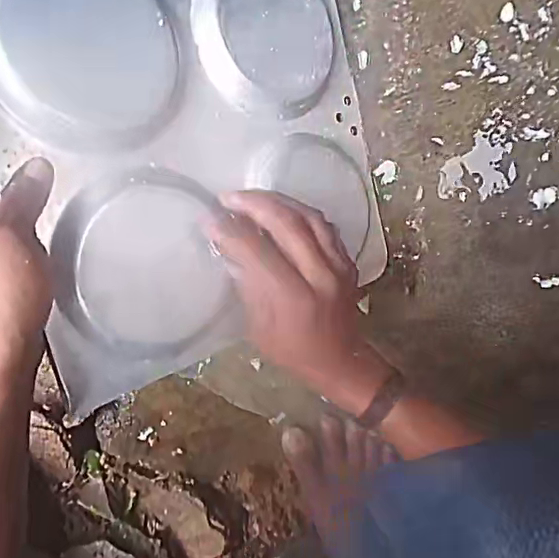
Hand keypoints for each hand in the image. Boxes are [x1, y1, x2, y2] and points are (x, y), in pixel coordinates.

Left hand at [0, 132, 55, 381]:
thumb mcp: (10, 235)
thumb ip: (22, 195)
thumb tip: (35, 167)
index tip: (21, 132)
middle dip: (9, 170)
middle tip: (47, 164)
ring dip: (21, 199)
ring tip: (53, 193)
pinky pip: (6, 228)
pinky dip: (25, 223)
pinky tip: (47, 225)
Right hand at [205, 191, 392, 413]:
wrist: (340, 359)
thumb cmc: (293, 350)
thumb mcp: (258, 326)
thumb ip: (247, 284)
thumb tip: (227, 244)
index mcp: (294, 298)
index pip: (258, 250)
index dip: (231, 230)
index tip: (210, 218)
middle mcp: (320, 276)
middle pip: (287, 223)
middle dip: (254, 204)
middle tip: (229, 198)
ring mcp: (339, 266)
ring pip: (309, 217)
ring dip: (278, 201)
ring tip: (252, 197)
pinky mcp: (348, 261)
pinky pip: (325, 226)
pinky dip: (301, 213)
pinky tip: (282, 210)